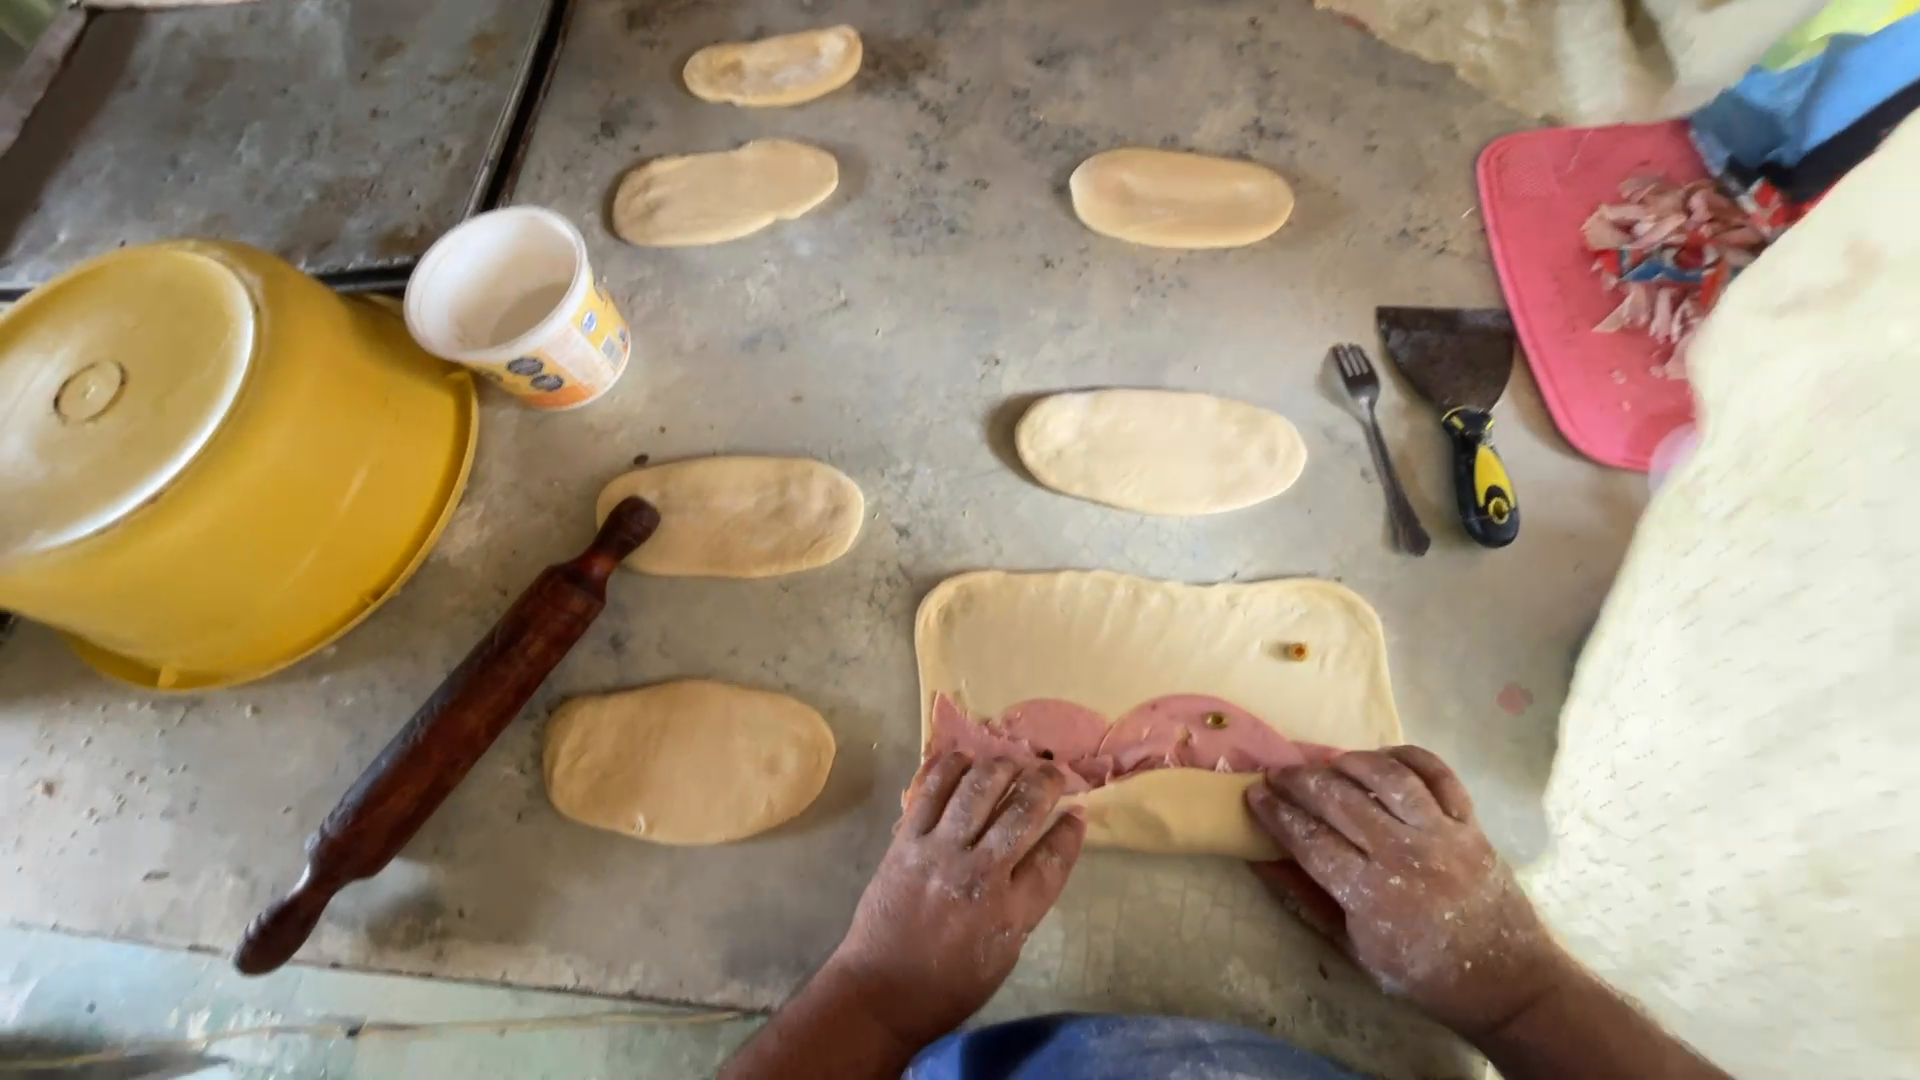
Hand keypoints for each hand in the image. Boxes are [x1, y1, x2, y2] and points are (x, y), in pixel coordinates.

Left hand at [823, 753, 1086, 1046]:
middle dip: (1045, 783)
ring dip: (1001, 767)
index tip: (1078, 810)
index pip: (1052, 859)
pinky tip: (965, 759)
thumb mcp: (1004, 953)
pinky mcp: (906, 841)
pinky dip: (951, 767)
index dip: (1069, 830)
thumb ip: (1023, 903)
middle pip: (1021, 812)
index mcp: (1009, 913)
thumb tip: (1039, 856)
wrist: (881, 990)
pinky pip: (931, 790)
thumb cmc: (949, 983)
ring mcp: (939, 852)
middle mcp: (979, 875)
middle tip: (1052, 772)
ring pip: (978, 789)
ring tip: (1012, 762)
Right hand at [1245, 745, 1571, 1037]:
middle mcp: (1406, 857)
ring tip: (1327, 763)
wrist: (1512, 984)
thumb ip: (1304, 900)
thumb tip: (1257, 859)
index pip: (1310, 839)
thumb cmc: (1422, 971)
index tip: (1254, 794)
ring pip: (1387, 778)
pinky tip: (1380, 759)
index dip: (1276, 812)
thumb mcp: (1353, 949)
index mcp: (1372, 896)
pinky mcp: (1470, 824)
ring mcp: (1443, 835)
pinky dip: (1406, 756)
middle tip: (1278, 774)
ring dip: (1348, 763)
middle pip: (1340, 800)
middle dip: (1299, 781)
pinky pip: (1437, 773)